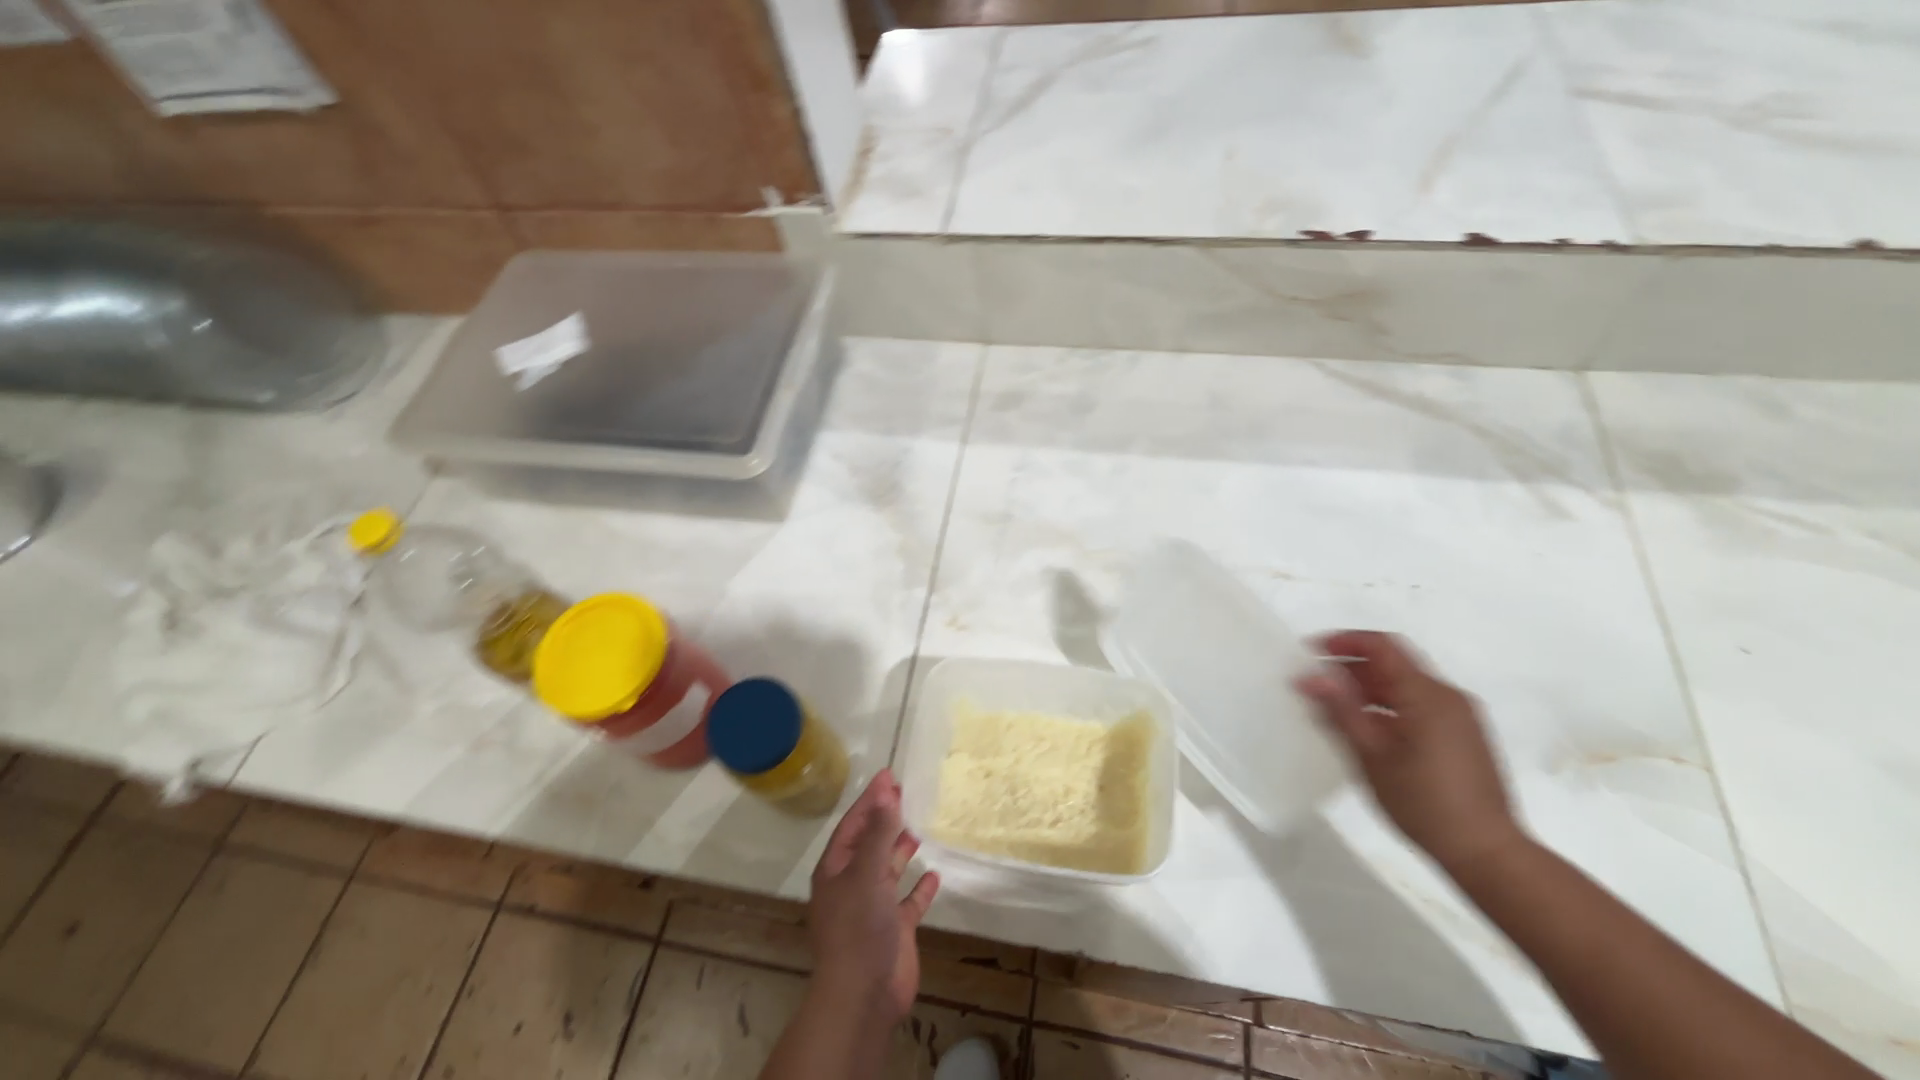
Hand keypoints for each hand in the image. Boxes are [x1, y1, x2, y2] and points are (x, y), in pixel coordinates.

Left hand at [807, 768, 939, 1023]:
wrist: (863, 994)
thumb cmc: (858, 928)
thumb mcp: (866, 873)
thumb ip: (878, 834)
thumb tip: (885, 794)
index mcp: (836, 870)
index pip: (853, 825)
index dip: (870, 800)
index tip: (889, 776)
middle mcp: (852, 885)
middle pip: (869, 843)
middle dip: (884, 820)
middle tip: (906, 794)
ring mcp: (873, 908)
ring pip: (887, 870)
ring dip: (899, 849)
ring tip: (917, 828)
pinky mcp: (894, 930)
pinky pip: (908, 901)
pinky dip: (919, 887)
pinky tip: (933, 873)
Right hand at [1297, 631, 1523, 873]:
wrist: (1485, 850)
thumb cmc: (1422, 802)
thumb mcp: (1371, 755)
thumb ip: (1341, 710)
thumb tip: (1311, 676)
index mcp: (1426, 694)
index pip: (1382, 646)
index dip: (1344, 641)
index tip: (1310, 652)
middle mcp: (1448, 695)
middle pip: (1395, 664)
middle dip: (1352, 667)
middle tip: (1315, 684)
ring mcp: (1461, 716)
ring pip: (1408, 686)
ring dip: (1370, 688)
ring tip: (1335, 709)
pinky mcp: (1465, 736)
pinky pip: (1421, 705)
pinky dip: (1390, 706)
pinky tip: (1369, 730)